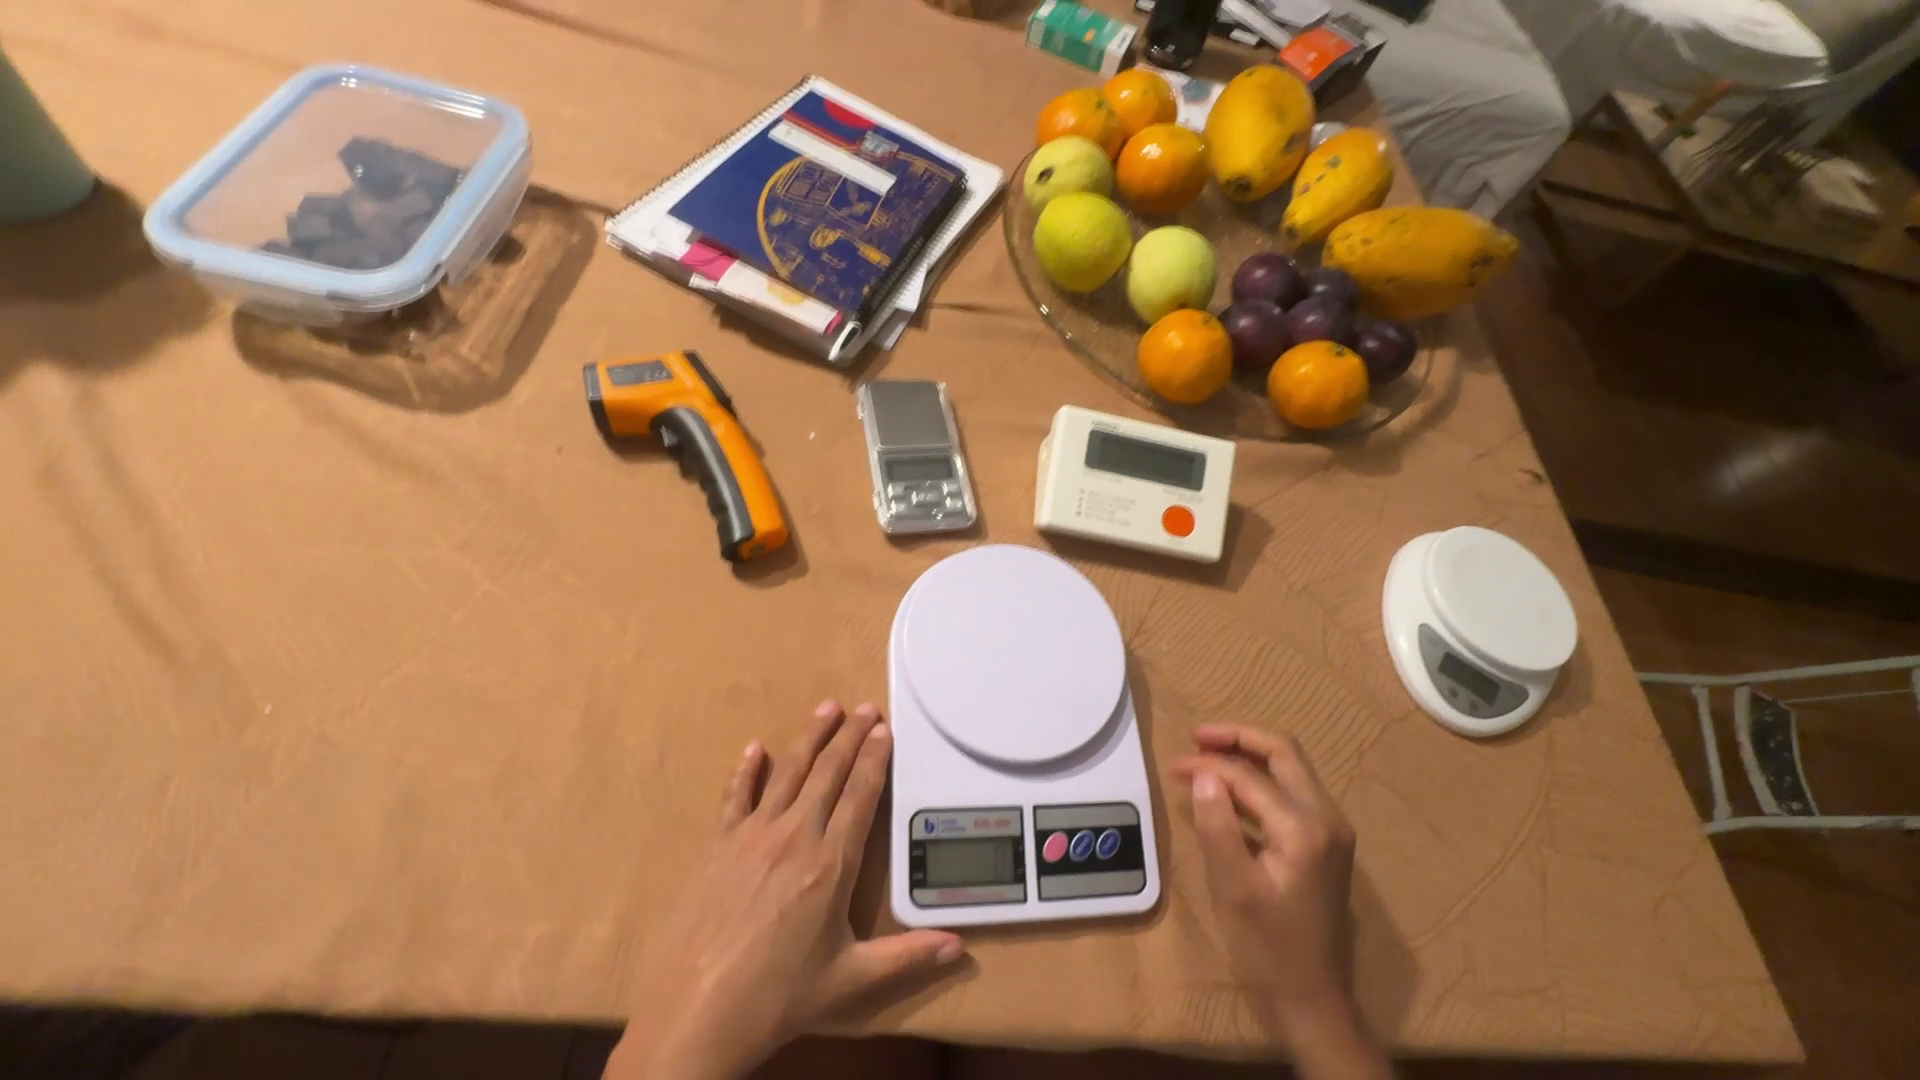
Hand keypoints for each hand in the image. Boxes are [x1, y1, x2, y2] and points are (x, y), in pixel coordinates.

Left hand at [609, 701, 966, 1079]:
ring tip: (825, 709)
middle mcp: (795, 837)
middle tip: (864, 708)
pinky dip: (746, 770)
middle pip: (828, 773)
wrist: (699, 1012)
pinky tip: (755, 748)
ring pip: (788, 773)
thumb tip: (958, 947)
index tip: (884, 729)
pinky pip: (735, 798)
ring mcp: (753, 838)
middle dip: (849, 736)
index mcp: (831, 863)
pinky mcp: (720, 847)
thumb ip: (907, 957)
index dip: (874, 758)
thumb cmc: (780, 996)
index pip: (861, 796)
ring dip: (809, 738)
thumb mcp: (852, 979)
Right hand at [1173, 724, 1386, 1076]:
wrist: (1313, 996)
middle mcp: (1328, 819)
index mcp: (1305, 828)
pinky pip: (1294, 793)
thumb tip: (1204, 774)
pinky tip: (1232, 792)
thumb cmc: (1266, 945)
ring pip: (1292, 770)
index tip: (1174, 766)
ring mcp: (1332, 831)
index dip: (1209, 765)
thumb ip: (1217, 825)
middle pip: (1284, 754)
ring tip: (1208, 757)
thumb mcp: (1231, 887)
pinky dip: (1262, 781)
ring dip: (1251, 756)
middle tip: (1198, 738)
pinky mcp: (1327, 844)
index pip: (1251, 777)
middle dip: (1239, 738)